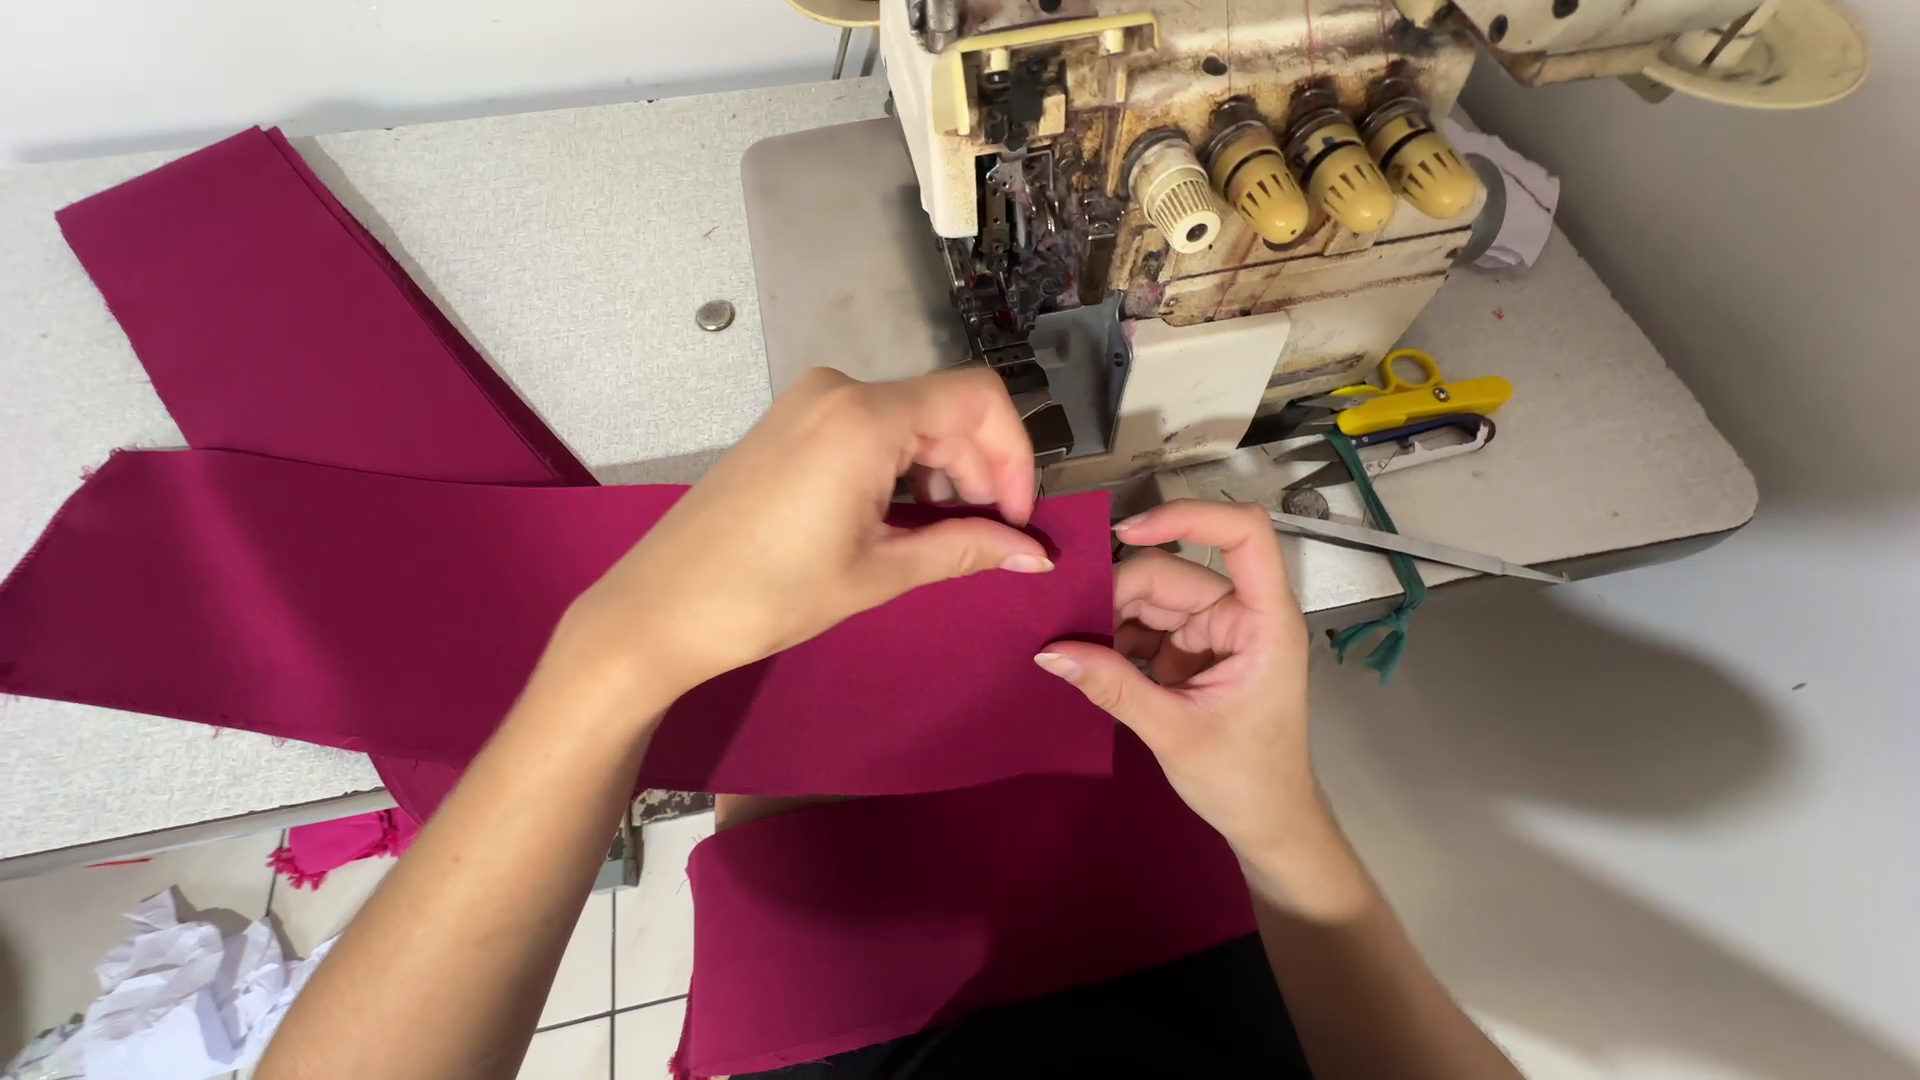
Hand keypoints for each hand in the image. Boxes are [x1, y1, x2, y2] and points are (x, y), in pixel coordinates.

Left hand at [547, 367, 1050, 710]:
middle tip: (988, 538)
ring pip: (911, 421)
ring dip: (942, 473)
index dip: (1015, 456)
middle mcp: (839, 390)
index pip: (978, 401)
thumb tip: (1035, 555)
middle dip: (980, 472)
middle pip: (945, 411)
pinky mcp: (791, 422)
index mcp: (864, 417)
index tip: (1017, 518)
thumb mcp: (878, 573)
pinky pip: (871, 429)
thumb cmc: (769, 594)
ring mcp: (809, 402)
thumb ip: (964, 549)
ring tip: (940, 534)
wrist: (658, 608)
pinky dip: (902, 468)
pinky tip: (899, 515)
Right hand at [1032, 500, 1317, 859]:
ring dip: (1109, 615)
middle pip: (1172, 572)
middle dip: (1118, 594)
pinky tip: (1086, 654)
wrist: (1267, 823)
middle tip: (1067, 623)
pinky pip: (1144, 624)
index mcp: (1264, 622)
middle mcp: (1240, 614)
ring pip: (1151, 597)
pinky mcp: (1189, 648)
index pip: (1243, 535)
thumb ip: (1114, 688)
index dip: (1189, 516)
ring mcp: (1213, 630)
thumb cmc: (1245, 780)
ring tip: (1070, 640)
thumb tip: (1049, 652)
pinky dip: (1113, 636)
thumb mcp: (1175, 733)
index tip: (1128, 532)